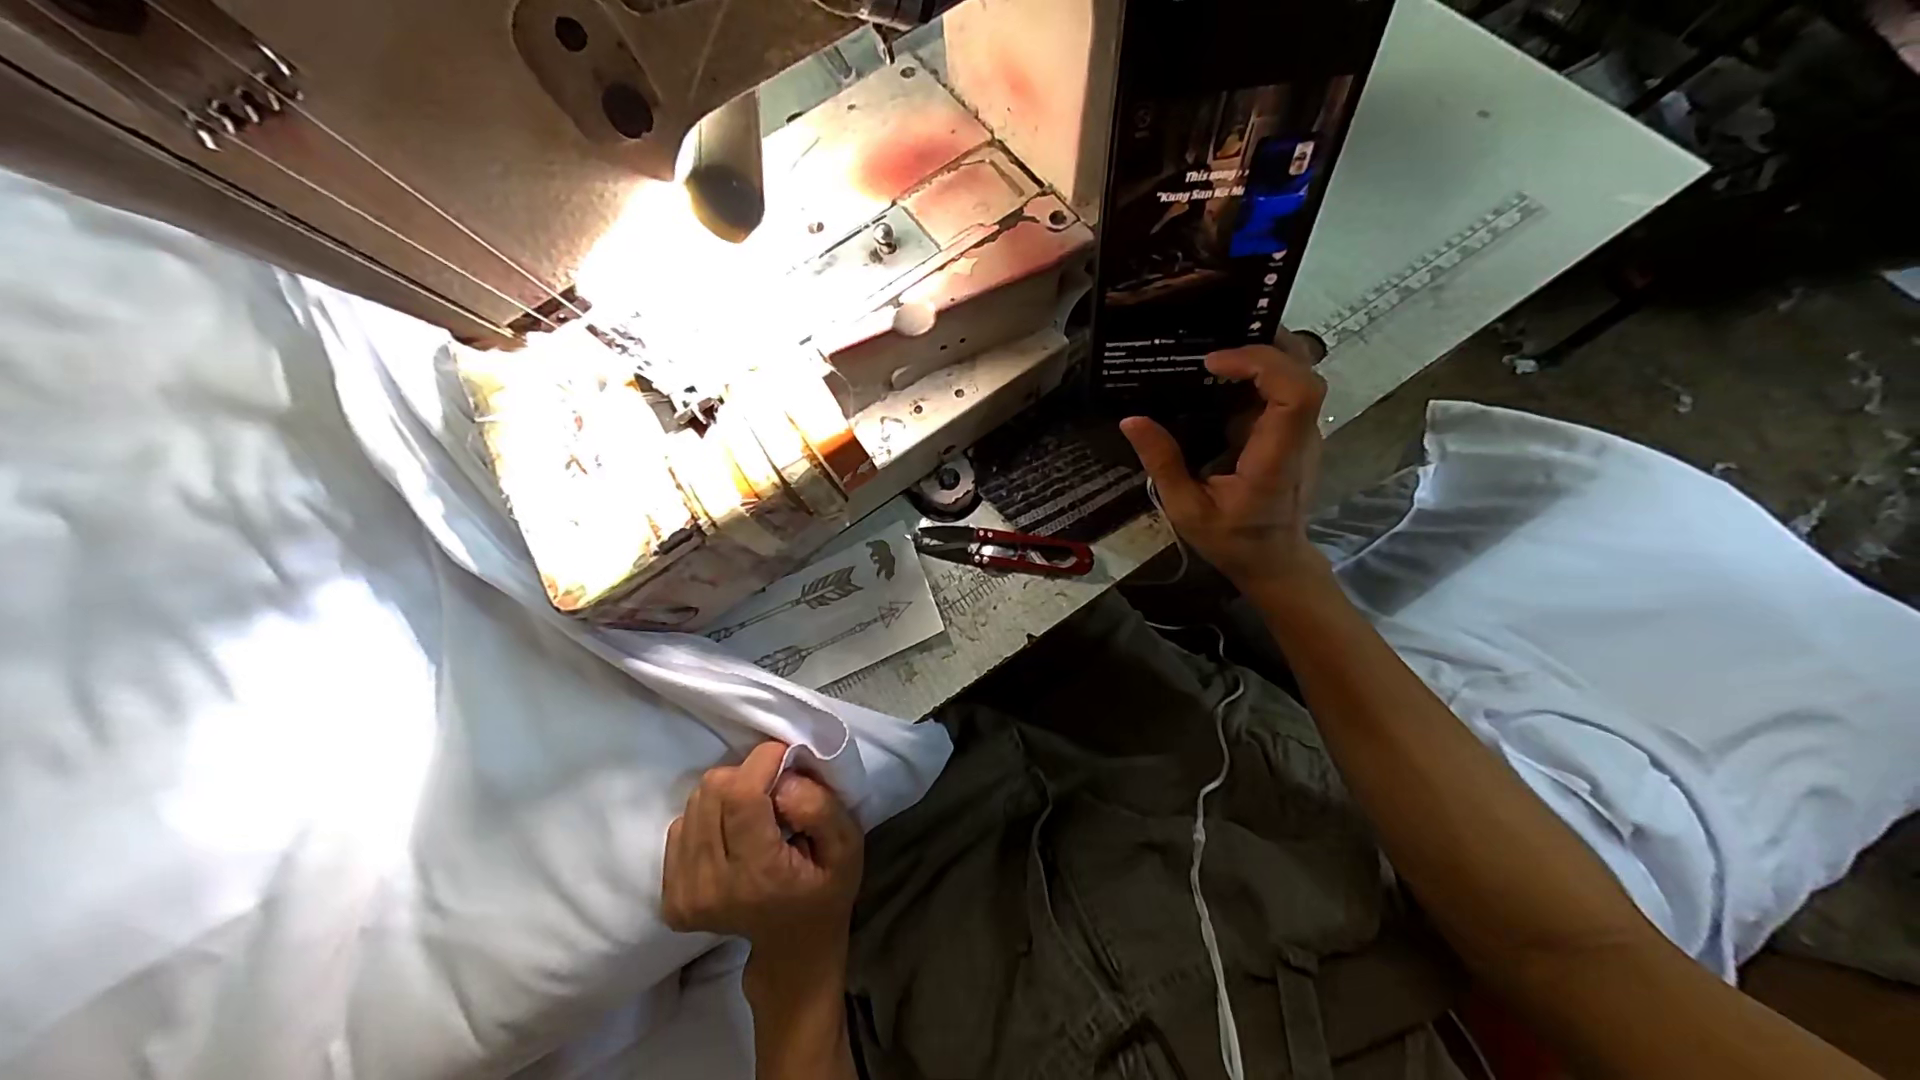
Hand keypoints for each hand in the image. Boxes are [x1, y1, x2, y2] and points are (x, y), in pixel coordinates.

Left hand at [661, 741, 864, 981]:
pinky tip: (734, 833)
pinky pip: (683, 823)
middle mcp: (710, 886)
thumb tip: (782, 780)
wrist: (794, 945)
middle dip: (748, 775)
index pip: (740, 794)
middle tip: (775, 790)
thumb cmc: (826, 889)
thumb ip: (820, 808)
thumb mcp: (847, 845)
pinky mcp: (671, 895)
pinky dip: (711, 815)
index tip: (786, 756)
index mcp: (758, 874)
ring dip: (729, 793)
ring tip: (756, 813)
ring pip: (697, 800)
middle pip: (714, 790)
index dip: (763, 760)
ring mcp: (685, 894)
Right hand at [1120, 337, 1329, 590]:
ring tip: (1211, 351)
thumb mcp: (1186, 509)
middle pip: (1302, 369)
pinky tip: (1218, 375)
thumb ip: (1163, 464)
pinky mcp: (1292, 430)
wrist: (1273, 559)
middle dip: (1260, 344)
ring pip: (1296, 372)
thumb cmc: (1232, 540)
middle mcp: (1299, 437)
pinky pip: (1281, 388)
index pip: (1296, 393)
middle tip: (1210, 341)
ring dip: (1258, 354)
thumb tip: (1131, 420)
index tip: (1213, 363)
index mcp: (1276, 458)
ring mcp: (1301, 431)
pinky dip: (1254, 372)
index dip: (1261, 363)